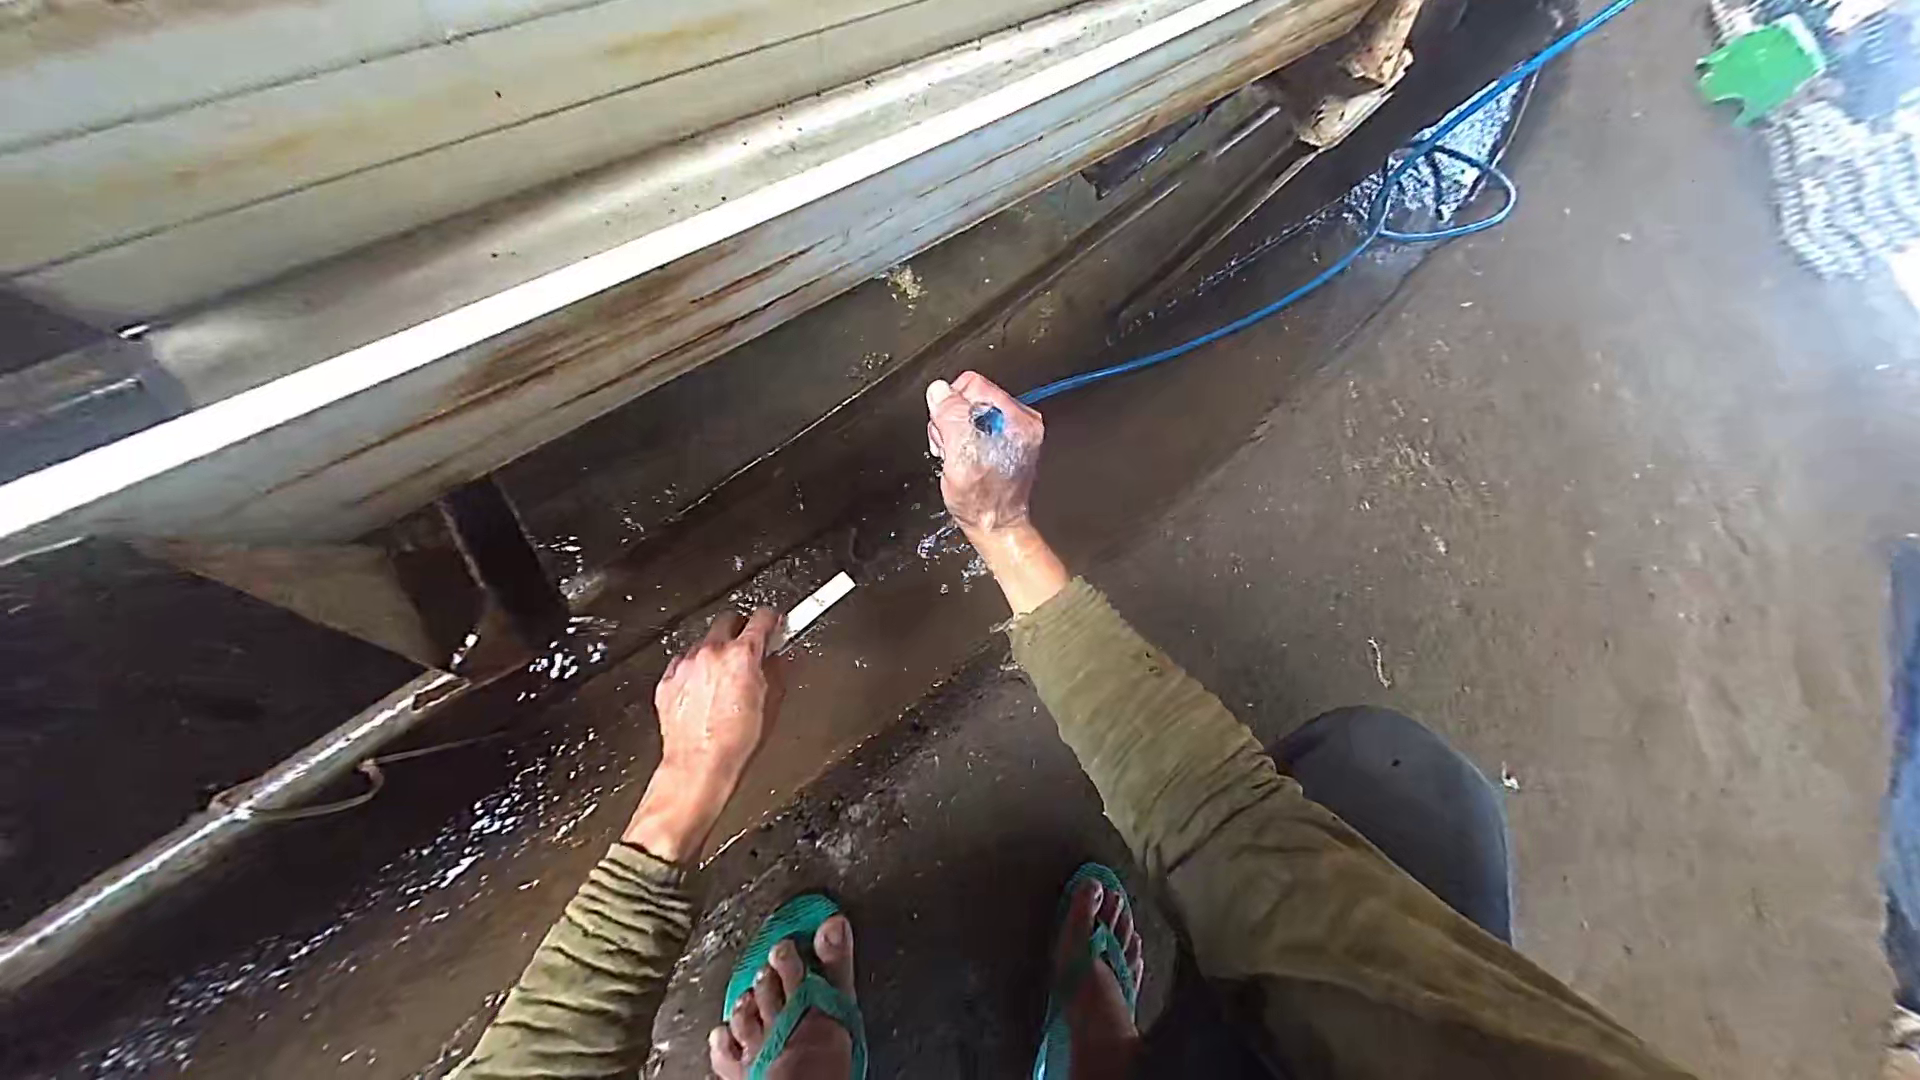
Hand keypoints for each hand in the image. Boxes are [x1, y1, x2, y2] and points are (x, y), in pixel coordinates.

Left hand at [624, 609, 782, 861]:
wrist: (698, 768)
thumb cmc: (734, 743)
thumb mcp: (772, 703)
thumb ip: (777, 671)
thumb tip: (780, 659)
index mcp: (742, 655)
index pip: (762, 618)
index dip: (773, 619)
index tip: (777, 622)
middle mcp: (711, 653)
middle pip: (729, 620)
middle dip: (743, 629)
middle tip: (752, 644)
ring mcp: (686, 665)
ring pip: (704, 641)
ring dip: (718, 650)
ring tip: (727, 675)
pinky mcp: (667, 681)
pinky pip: (684, 662)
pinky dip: (696, 669)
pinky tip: (706, 689)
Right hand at [925, 371, 1044, 535]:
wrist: (995, 524)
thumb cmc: (981, 501)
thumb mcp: (958, 456)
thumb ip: (950, 417)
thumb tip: (940, 391)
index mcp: (1015, 419)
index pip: (972, 385)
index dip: (950, 406)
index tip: (948, 432)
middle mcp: (1019, 421)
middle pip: (969, 398)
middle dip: (951, 421)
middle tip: (952, 449)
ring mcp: (1012, 432)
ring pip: (968, 413)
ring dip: (954, 433)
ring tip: (957, 457)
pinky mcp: (1005, 442)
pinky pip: (974, 427)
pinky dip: (962, 441)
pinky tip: (963, 459)